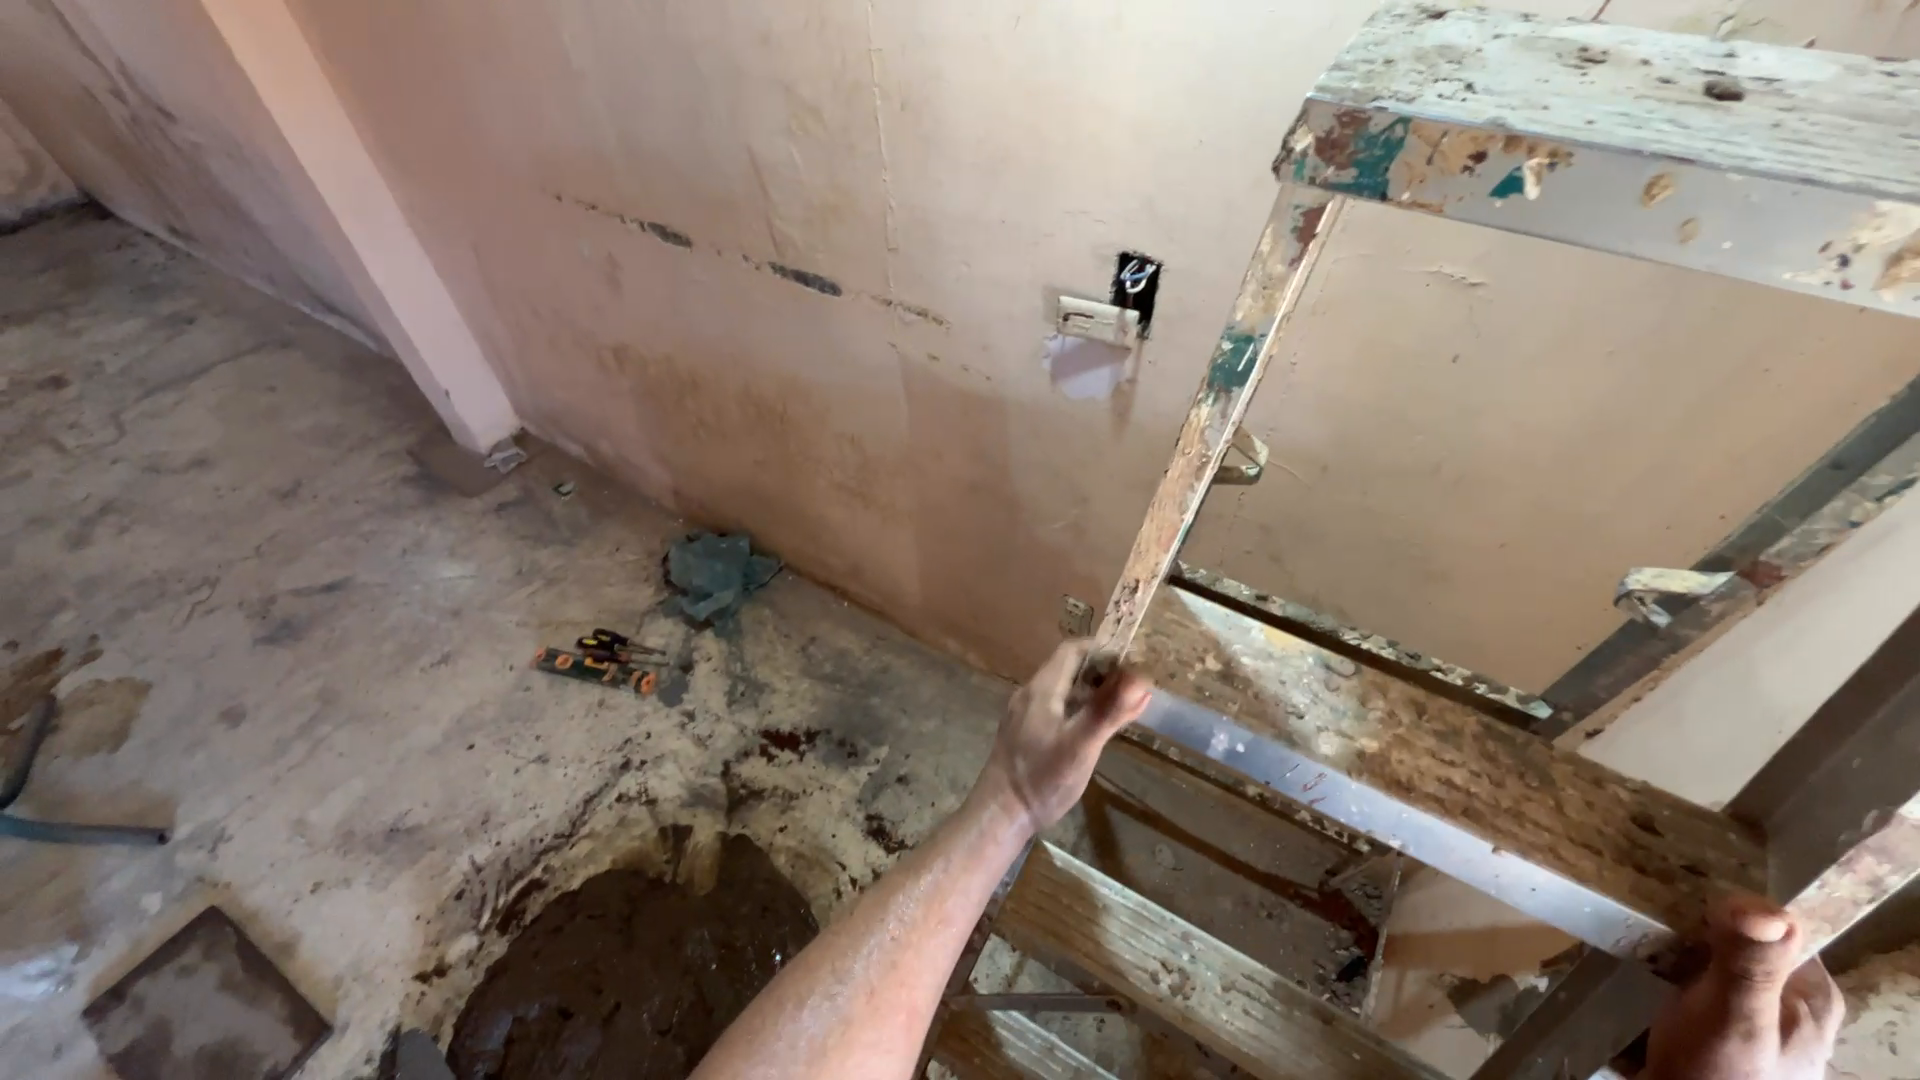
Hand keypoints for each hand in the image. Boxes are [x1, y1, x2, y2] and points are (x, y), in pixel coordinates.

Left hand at [970, 640, 1152, 835]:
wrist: (1000, 815)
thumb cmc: (1042, 779)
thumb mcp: (1081, 745)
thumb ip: (1109, 711)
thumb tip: (1140, 677)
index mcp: (1042, 689)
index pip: (1072, 650)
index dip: (1103, 650)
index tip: (1133, 663)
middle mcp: (1030, 694)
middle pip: (1068, 668)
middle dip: (1102, 672)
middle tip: (1133, 688)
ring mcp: (1024, 714)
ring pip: (1062, 690)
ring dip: (1092, 691)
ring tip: (1123, 706)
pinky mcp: (1024, 733)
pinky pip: (1055, 708)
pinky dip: (1079, 708)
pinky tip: (1095, 727)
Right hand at [1646, 896, 1843, 1079]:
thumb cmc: (1716, 1072)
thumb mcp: (1734, 1019)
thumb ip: (1750, 966)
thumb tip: (1760, 904)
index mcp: (1809, 992)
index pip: (1777, 921)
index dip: (1730, 898)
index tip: (1677, 879)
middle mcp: (1784, 994)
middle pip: (1736, 931)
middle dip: (1688, 913)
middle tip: (1642, 898)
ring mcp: (1746, 1004)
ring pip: (1705, 945)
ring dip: (1666, 930)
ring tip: (1629, 916)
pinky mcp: (1708, 1011)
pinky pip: (1684, 965)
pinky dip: (1658, 953)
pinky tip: (1635, 950)